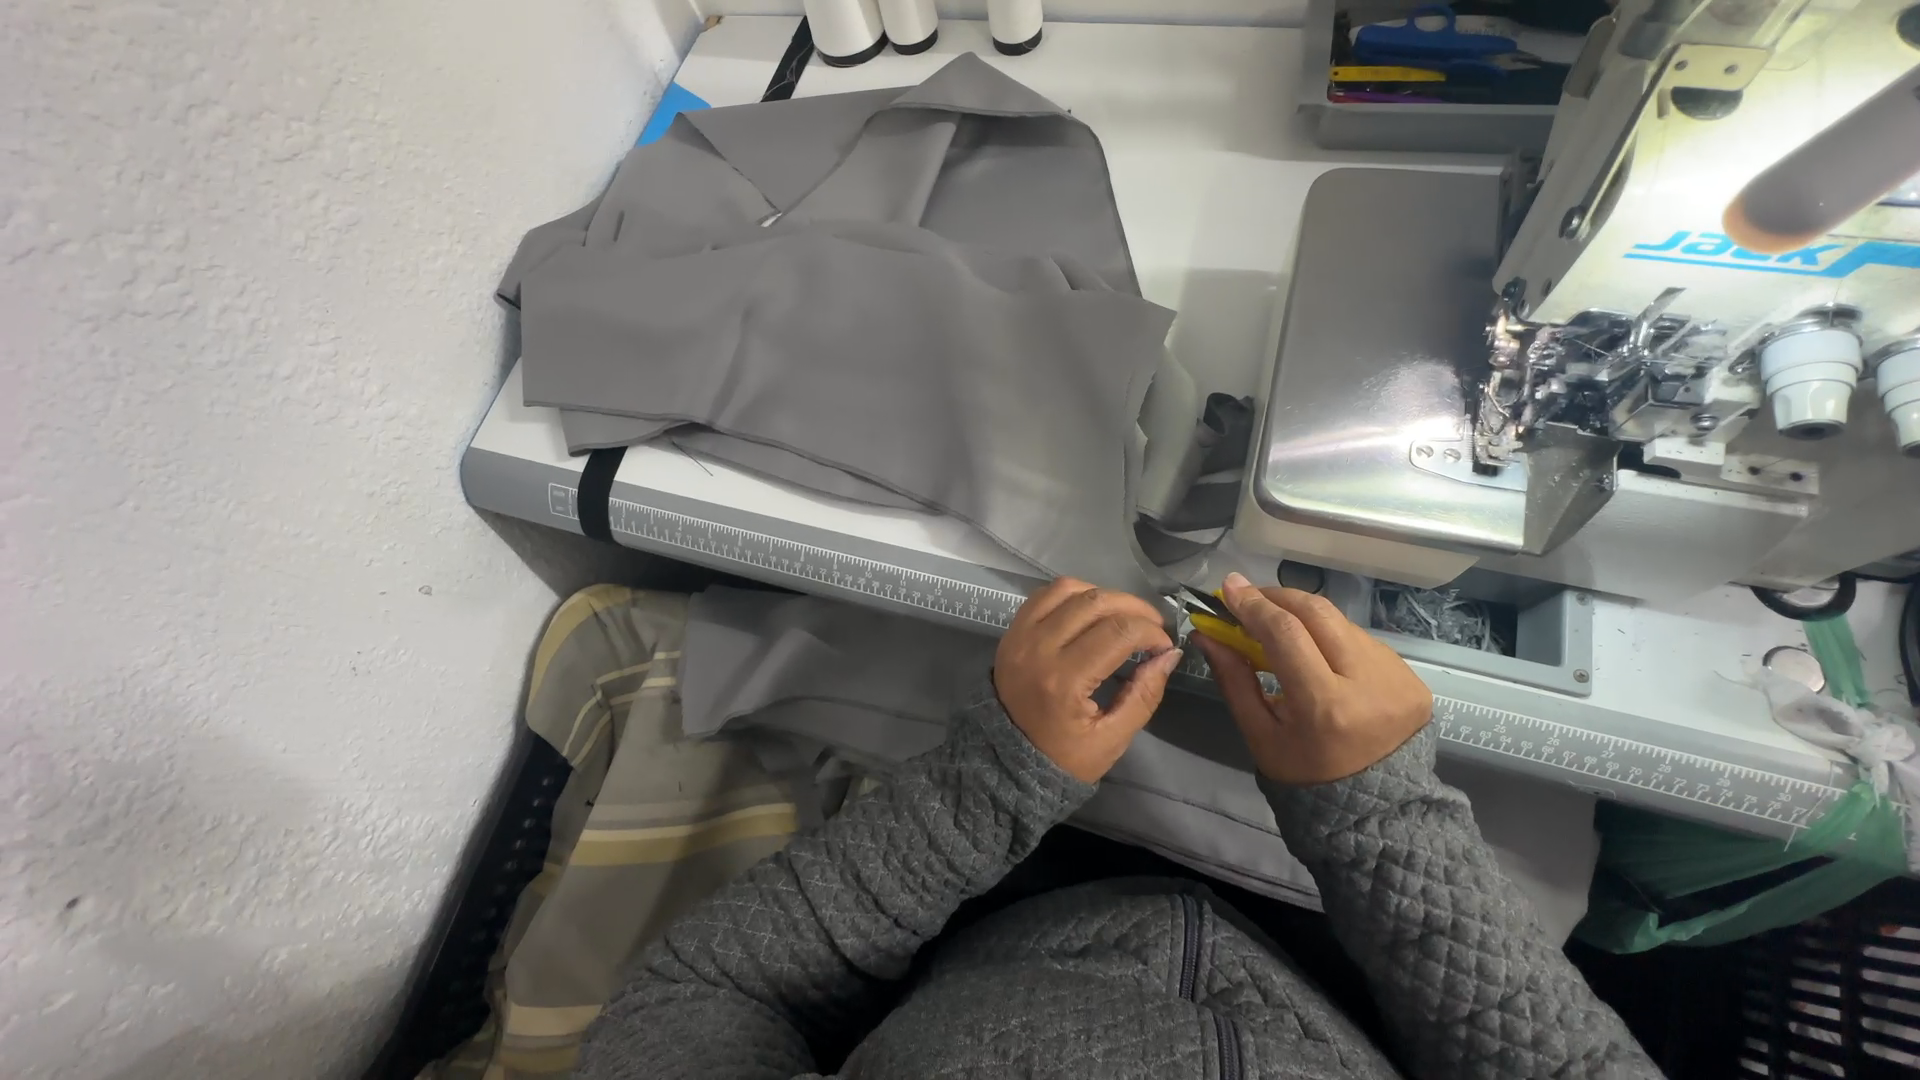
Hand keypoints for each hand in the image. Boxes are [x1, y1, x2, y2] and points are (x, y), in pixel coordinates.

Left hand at [993, 578, 1182, 783]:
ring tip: (1124, 617)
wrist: (1006, 759)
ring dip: (1105, 595)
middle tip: (1153, 627)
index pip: (1118, 632)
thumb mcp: (1112, 738)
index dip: (1151, 632)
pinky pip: (1045, 594)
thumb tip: (1170, 654)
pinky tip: (1093, 611)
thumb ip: (1144, 694)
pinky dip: (1074, 594)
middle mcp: (1038, 648)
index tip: (1165, 646)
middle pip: (1096, 602)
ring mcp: (1020, 635)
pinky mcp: (1012, 631)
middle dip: (1135, 608)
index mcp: (1064, 681)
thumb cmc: (1064, 756)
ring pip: (1069, 589)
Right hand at [1193, 572, 1431, 784]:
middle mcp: (1369, 684)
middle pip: (1319, 613)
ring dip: (1305, 616)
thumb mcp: (1258, 731)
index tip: (1229, 587)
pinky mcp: (1413, 678)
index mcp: (1325, 705)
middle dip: (1279, 597)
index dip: (1254, 605)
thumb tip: (1206, 633)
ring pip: (1341, 623)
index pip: (1286, 634)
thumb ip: (1233, 677)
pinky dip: (1333, 637)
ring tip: (1279, 625)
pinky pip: (1363, 640)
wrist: (1376, 809)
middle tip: (1250, 595)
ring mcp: (1398, 678)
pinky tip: (1318, 652)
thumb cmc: (1304, 773)